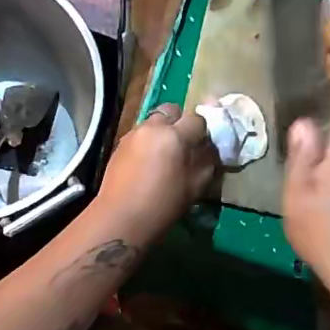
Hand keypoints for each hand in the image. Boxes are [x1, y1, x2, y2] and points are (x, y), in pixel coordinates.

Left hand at [93, 103, 220, 235]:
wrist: (121, 219)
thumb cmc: (163, 206)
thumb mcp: (194, 187)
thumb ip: (206, 162)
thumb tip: (210, 150)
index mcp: (174, 135)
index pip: (197, 119)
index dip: (203, 131)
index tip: (204, 145)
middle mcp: (152, 127)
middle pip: (172, 111)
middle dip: (180, 122)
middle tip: (184, 145)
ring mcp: (133, 134)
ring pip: (153, 121)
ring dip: (162, 131)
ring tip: (164, 155)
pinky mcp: (119, 144)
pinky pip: (139, 134)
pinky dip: (147, 141)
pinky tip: (148, 162)